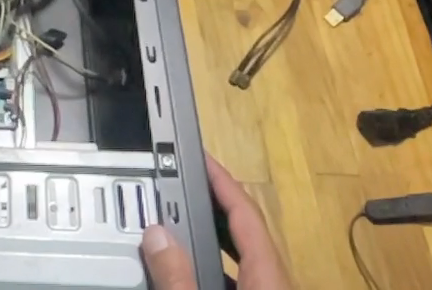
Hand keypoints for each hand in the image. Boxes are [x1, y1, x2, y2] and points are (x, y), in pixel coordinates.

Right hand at [141, 156, 291, 289]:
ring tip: (175, 219)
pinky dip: (212, 262)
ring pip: (241, 255)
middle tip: (176, 180)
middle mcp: (274, 282)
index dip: (221, 179)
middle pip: (244, 229)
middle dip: (210, 202)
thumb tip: (156, 235)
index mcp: (269, 276)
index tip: (196, 155)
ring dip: (209, 234)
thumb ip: (179, 275)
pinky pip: (238, 277)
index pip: (246, 213)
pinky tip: (188, 268)